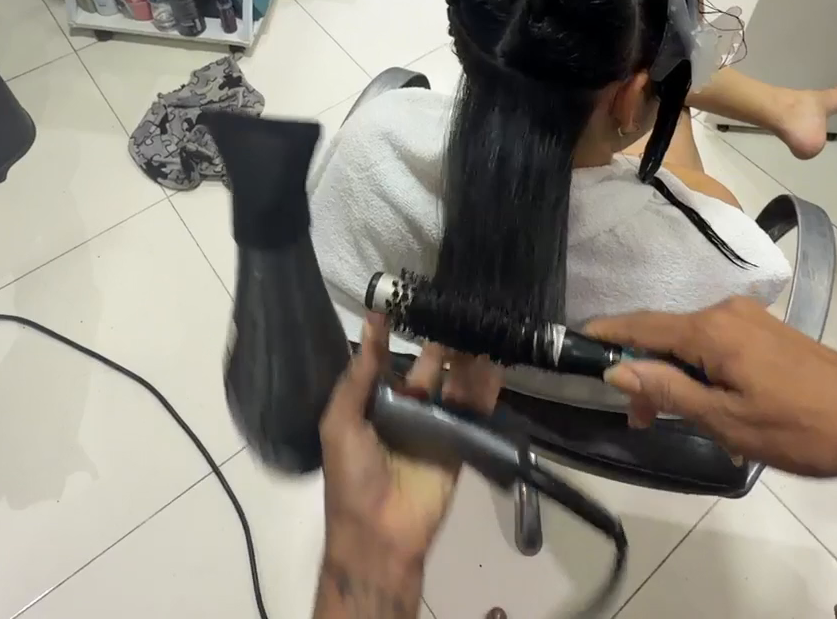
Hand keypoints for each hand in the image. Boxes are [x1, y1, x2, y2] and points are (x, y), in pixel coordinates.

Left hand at [316, 315, 501, 613]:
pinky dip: (485, 389)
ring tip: (481, 325)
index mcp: (375, 402)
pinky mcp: (459, 443)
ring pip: (453, 383)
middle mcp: (407, 408)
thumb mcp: (341, 420)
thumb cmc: (351, 475)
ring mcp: (435, 425)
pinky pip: (472, 411)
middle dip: (440, 342)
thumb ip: (360, 373)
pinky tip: (495, 362)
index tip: (411, 299)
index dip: (396, 334)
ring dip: (465, 359)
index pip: (387, 359)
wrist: (379, 536)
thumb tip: (372, 322)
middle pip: (428, 367)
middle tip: (458, 307)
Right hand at [586, 296, 836, 481]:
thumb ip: (668, 390)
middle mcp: (726, 311)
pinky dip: (701, 369)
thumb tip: (617, 368)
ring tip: (675, 417)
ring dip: (675, 373)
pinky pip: (718, 344)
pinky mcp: (770, 333)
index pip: (642, 325)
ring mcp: (751, 319)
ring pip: (693, 341)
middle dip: (645, 369)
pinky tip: (710, 401)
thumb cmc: (800, 428)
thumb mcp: (727, 420)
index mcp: (710, 329)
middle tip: (639, 417)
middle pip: (667, 333)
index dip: (608, 334)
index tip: (576, 340)